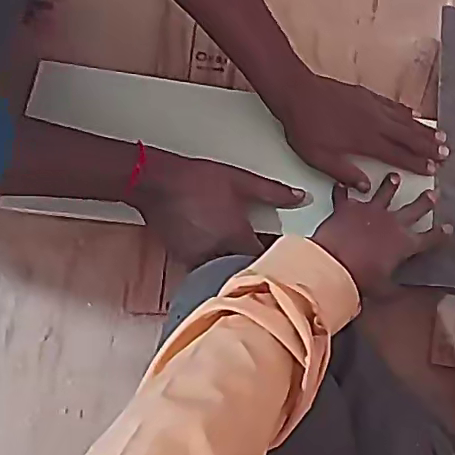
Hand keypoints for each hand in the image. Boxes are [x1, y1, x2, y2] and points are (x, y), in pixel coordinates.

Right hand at [130, 151, 303, 267]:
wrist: (154, 182)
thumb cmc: (195, 180)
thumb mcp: (241, 180)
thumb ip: (274, 191)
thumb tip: (300, 197)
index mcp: (237, 238)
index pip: (266, 262)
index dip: (276, 260)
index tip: (281, 254)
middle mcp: (218, 254)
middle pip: (244, 272)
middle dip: (254, 267)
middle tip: (262, 257)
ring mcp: (197, 260)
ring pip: (222, 274)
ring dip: (231, 268)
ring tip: (236, 254)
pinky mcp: (181, 259)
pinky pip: (203, 270)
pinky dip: (212, 265)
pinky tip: (214, 251)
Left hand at [275, 75, 446, 191]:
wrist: (296, 93)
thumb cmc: (305, 127)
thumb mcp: (319, 158)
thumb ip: (344, 173)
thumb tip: (365, 186)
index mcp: (365, 142)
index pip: (397, 155)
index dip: (416, 163)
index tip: (432, 169)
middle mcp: (374, 123)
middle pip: (408, 137)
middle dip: (429, 146)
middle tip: (447, 153)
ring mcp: (372, 107)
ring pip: (405, 120)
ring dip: (423, 129)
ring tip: (440, 136)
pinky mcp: (366, 95)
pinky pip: (393, 106)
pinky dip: (406, 112)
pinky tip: (413, 115)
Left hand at [312, 174, 445, 296]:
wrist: (334, 265)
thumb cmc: (360, 279)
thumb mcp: (384, 289)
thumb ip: (396, 289)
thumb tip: (404, 294)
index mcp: (404, 244)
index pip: (429, 238)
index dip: (440, 234)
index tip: (448, 228)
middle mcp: (392, 223)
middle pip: (414, 209)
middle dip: (425, 202)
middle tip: (433, 194)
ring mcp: (370, 212)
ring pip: (384, 193)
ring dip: (390, 185)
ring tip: (395, 177)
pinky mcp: (348, 208)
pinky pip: (345, 196)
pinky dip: (342, 192)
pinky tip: (341, 186)